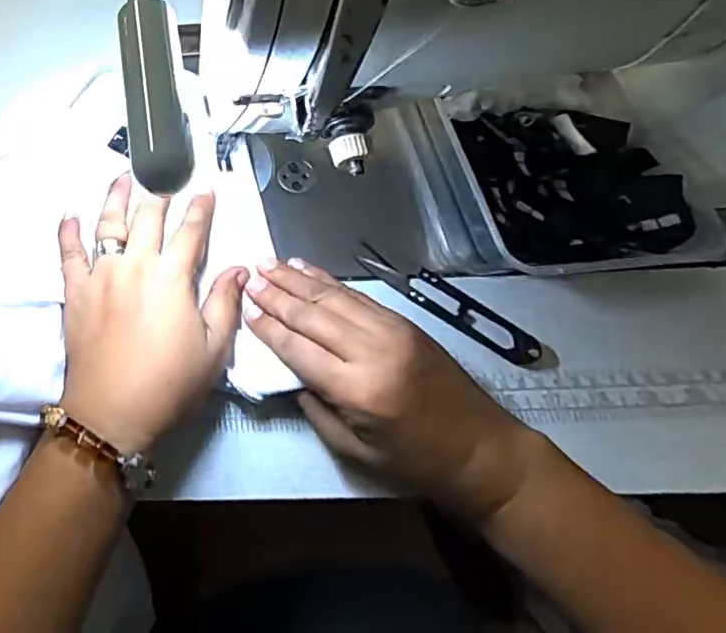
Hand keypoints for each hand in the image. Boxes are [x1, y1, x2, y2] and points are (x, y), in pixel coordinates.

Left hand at [56, 174, 247, 452]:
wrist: (110, 414)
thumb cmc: (169, 383)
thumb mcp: (213, 349)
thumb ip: (226, 303)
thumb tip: (239, 269)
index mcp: (172, 277)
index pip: (191, 231)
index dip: (201, 209)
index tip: (205, 191)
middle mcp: (136, 265)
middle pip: (149, 218)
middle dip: (160, 195)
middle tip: (166, 180)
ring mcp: (101, 275)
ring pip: (108, 225)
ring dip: (117, 197)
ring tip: (123, 177)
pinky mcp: (74, 292)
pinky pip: (68, 255)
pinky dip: (68, 233)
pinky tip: (70, 215)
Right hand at [243, 258, 542, 521]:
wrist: (479, 446)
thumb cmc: (416, 461)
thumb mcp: (358, 451)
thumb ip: (319, 410)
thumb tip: (294, 373)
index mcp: (358, 389)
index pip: (301, 349)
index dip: (271, 328)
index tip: (246, 309)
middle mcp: (372, 350)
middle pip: (314, 315)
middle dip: (278, 295)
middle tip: (251, 276)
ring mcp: (391, 329)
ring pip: (334, 297)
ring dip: (299, 279)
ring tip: (271, 264)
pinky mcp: (403, 320)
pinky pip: (358, 296)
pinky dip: (330, 281)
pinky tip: (308, 270)